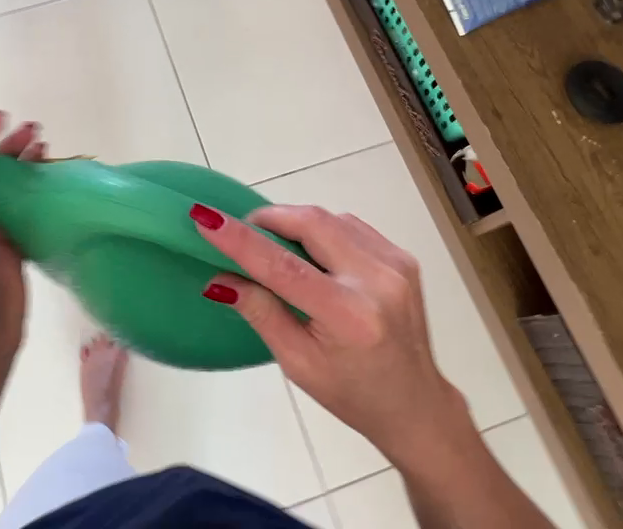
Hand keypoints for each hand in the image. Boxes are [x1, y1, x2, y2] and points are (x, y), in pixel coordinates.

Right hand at [192, 204, 469, 463]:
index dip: (241, 240)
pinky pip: (350, 225)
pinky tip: (313, 253)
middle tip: (240, 228)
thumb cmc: (351, 393)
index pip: (283, 267)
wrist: (417, 405)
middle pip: (311, 224)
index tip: (205, 218)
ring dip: (295, 223)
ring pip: (330, 218)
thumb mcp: (298, 363)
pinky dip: (322, 229)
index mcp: (349, 317)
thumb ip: (260, 313)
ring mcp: (395, 264)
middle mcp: (377, 281)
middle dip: (269, 218)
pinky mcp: (402, 256)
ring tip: (275, 245)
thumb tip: (218, 278)